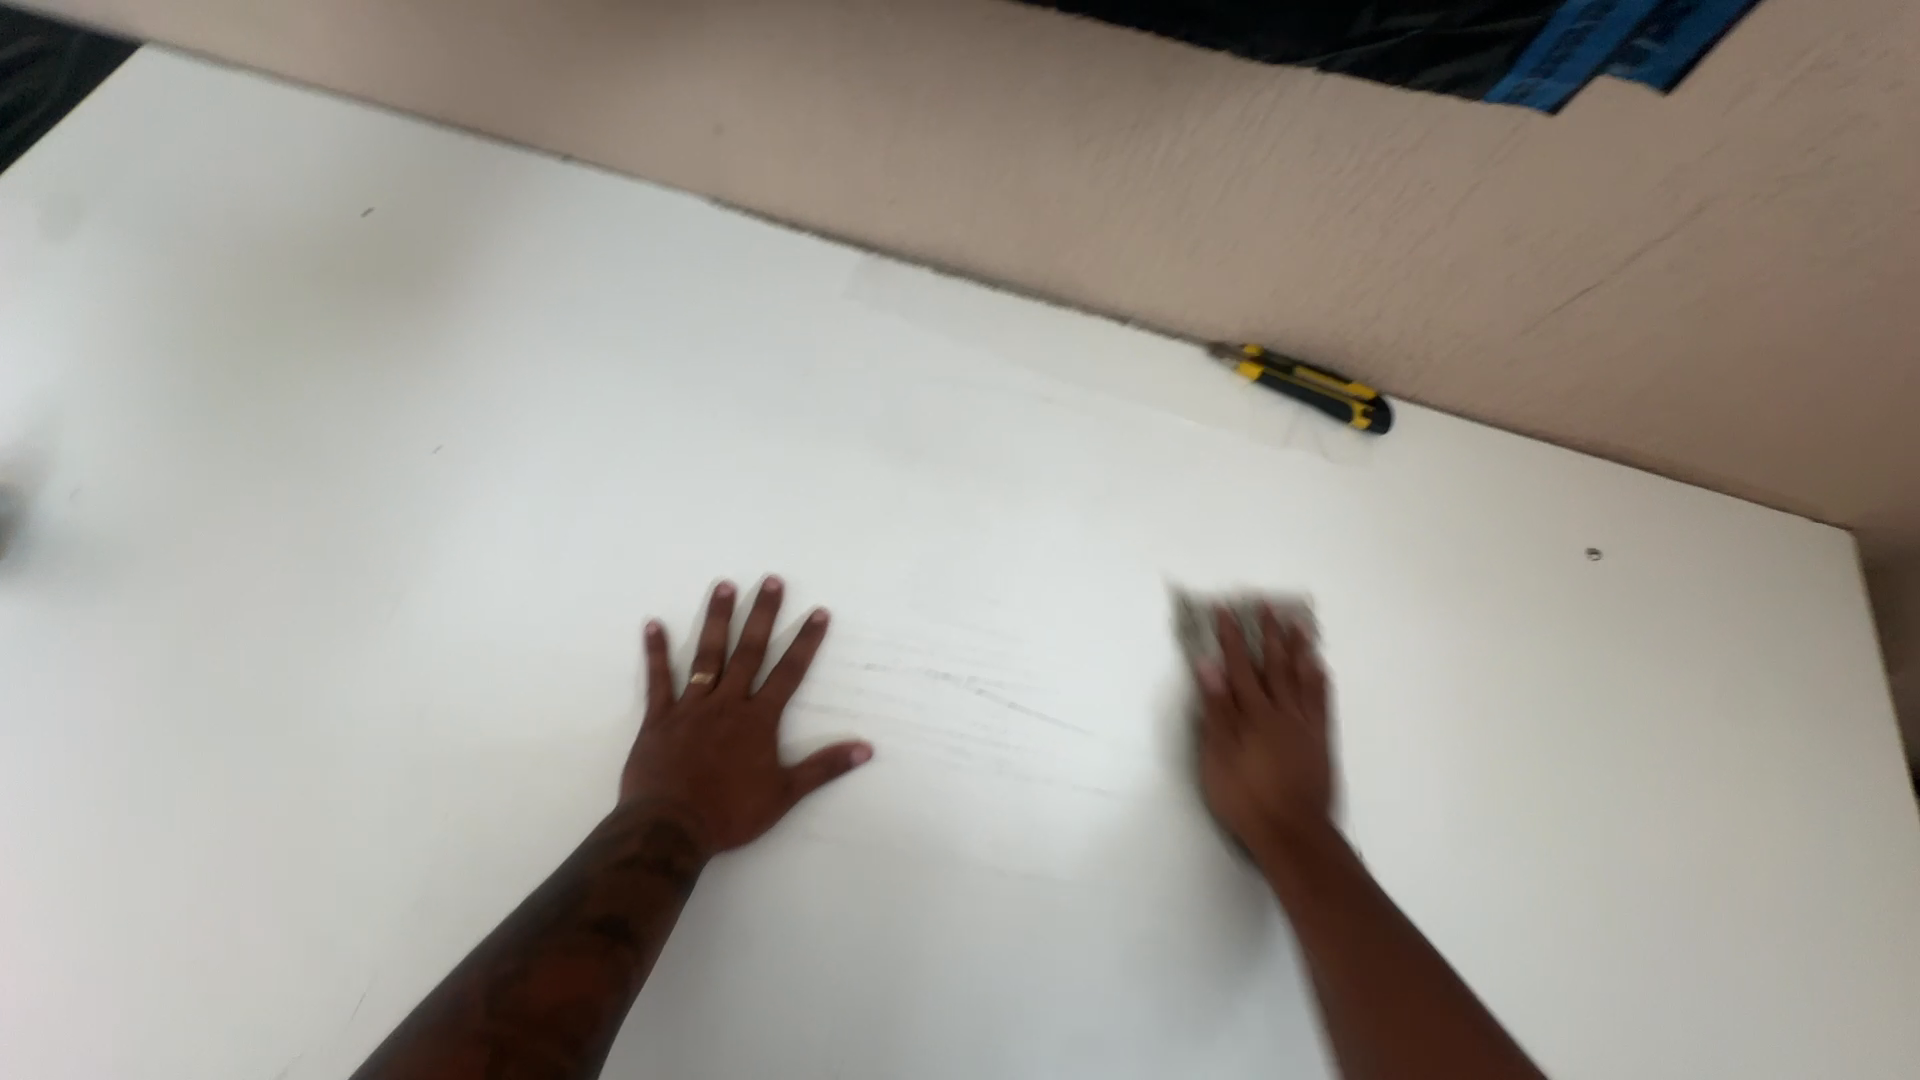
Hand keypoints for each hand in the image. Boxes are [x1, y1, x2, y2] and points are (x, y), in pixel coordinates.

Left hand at [620, 576, 871, 856]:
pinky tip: (653, 624)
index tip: (818, 612)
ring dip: (717, 620)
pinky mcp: (659, 719)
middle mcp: (728, 703)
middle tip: (771, 580)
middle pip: (749, 651)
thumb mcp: (785, 794)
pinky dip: (655, 651)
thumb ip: (824, 767)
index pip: (789, 672)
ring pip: (707, 655)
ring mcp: (691, 708)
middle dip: (763, 615)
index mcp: (758, 719)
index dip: (806, 642)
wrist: (670, 828)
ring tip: (724, 586)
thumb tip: (866, 749)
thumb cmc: (730, 813)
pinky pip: (658, 679)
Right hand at [1193, 605, 1336, 860]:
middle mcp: (1281, 712)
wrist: (1293, 833)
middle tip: (1268, 605)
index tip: (1226, 610)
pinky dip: (1319, 681)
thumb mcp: (1217, 754)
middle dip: (1268, 634)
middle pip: (1274, 665)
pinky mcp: (1320, 742)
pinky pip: (1322, 702)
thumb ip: (1216, 708)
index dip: (1231, 637)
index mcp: (1252, 713)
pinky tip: (1320, 667)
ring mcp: (1304, 726)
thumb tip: (1209, 665)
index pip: (1238, 666)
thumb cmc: (1244, 796)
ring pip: (1302, 678)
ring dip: (1298, 649)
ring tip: (1299, 625)